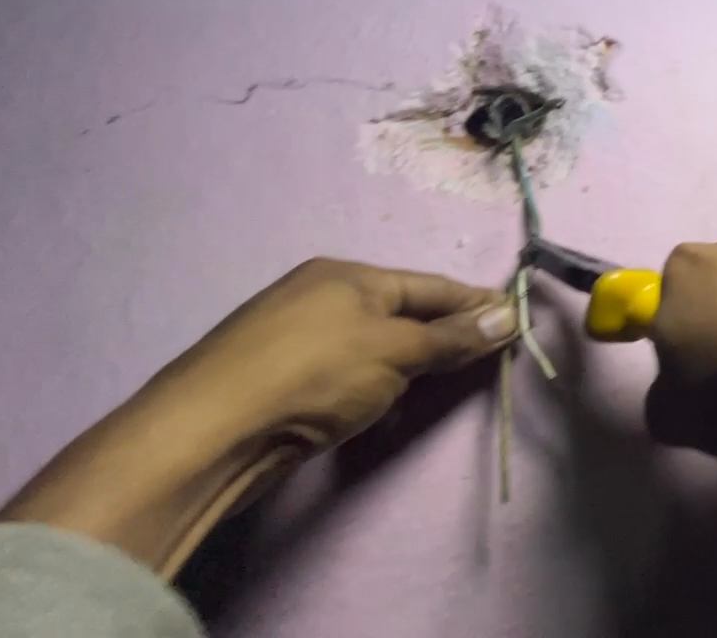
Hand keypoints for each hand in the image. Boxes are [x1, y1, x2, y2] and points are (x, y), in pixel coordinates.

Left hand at [138, 258, 517, 452]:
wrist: (200, 441)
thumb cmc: (312, 375)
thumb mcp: (397, 351)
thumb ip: (455, 337)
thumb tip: (509, 318)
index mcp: (348, 275)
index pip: (432, 286)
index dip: (477, 304)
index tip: (516, 320)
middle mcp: (319, 295)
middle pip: (404, 313)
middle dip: (446, 335)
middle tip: (487, 354)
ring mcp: (291, 337)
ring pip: (375, 344)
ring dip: (411, 364)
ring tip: (443, 382)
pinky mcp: (272, 379)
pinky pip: (346, 371)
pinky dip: (375, 383)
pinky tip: (386, 402)